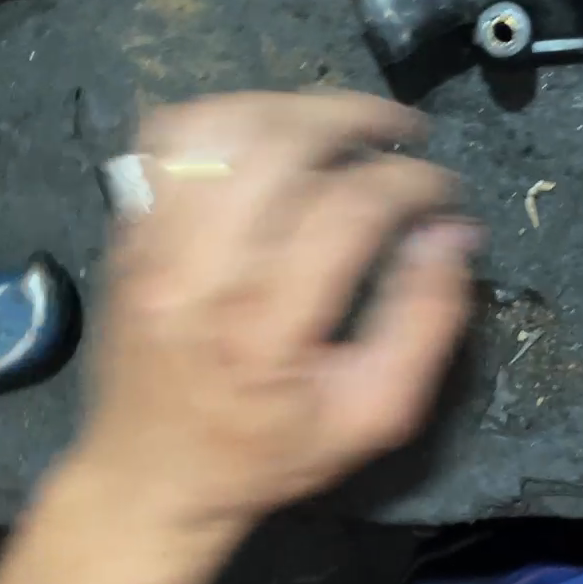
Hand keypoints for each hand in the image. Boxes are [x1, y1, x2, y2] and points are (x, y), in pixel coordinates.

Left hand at [67, 92, 478, 544]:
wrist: (156, 475)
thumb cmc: (275, 453)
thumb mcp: (376, 415)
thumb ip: (425, 326)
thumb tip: (453, 236)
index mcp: (272, 328)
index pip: (350, 210)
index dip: (412, 184)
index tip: (443, 191)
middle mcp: (203, 272)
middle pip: (280, 145)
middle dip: (357, 119)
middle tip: (402, 133)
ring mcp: (154, 245)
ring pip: (220, 126)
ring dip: (293, 108)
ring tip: (340, 125)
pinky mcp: (129, 232)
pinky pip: (168, 139)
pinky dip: (226, 118)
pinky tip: (268, 138)